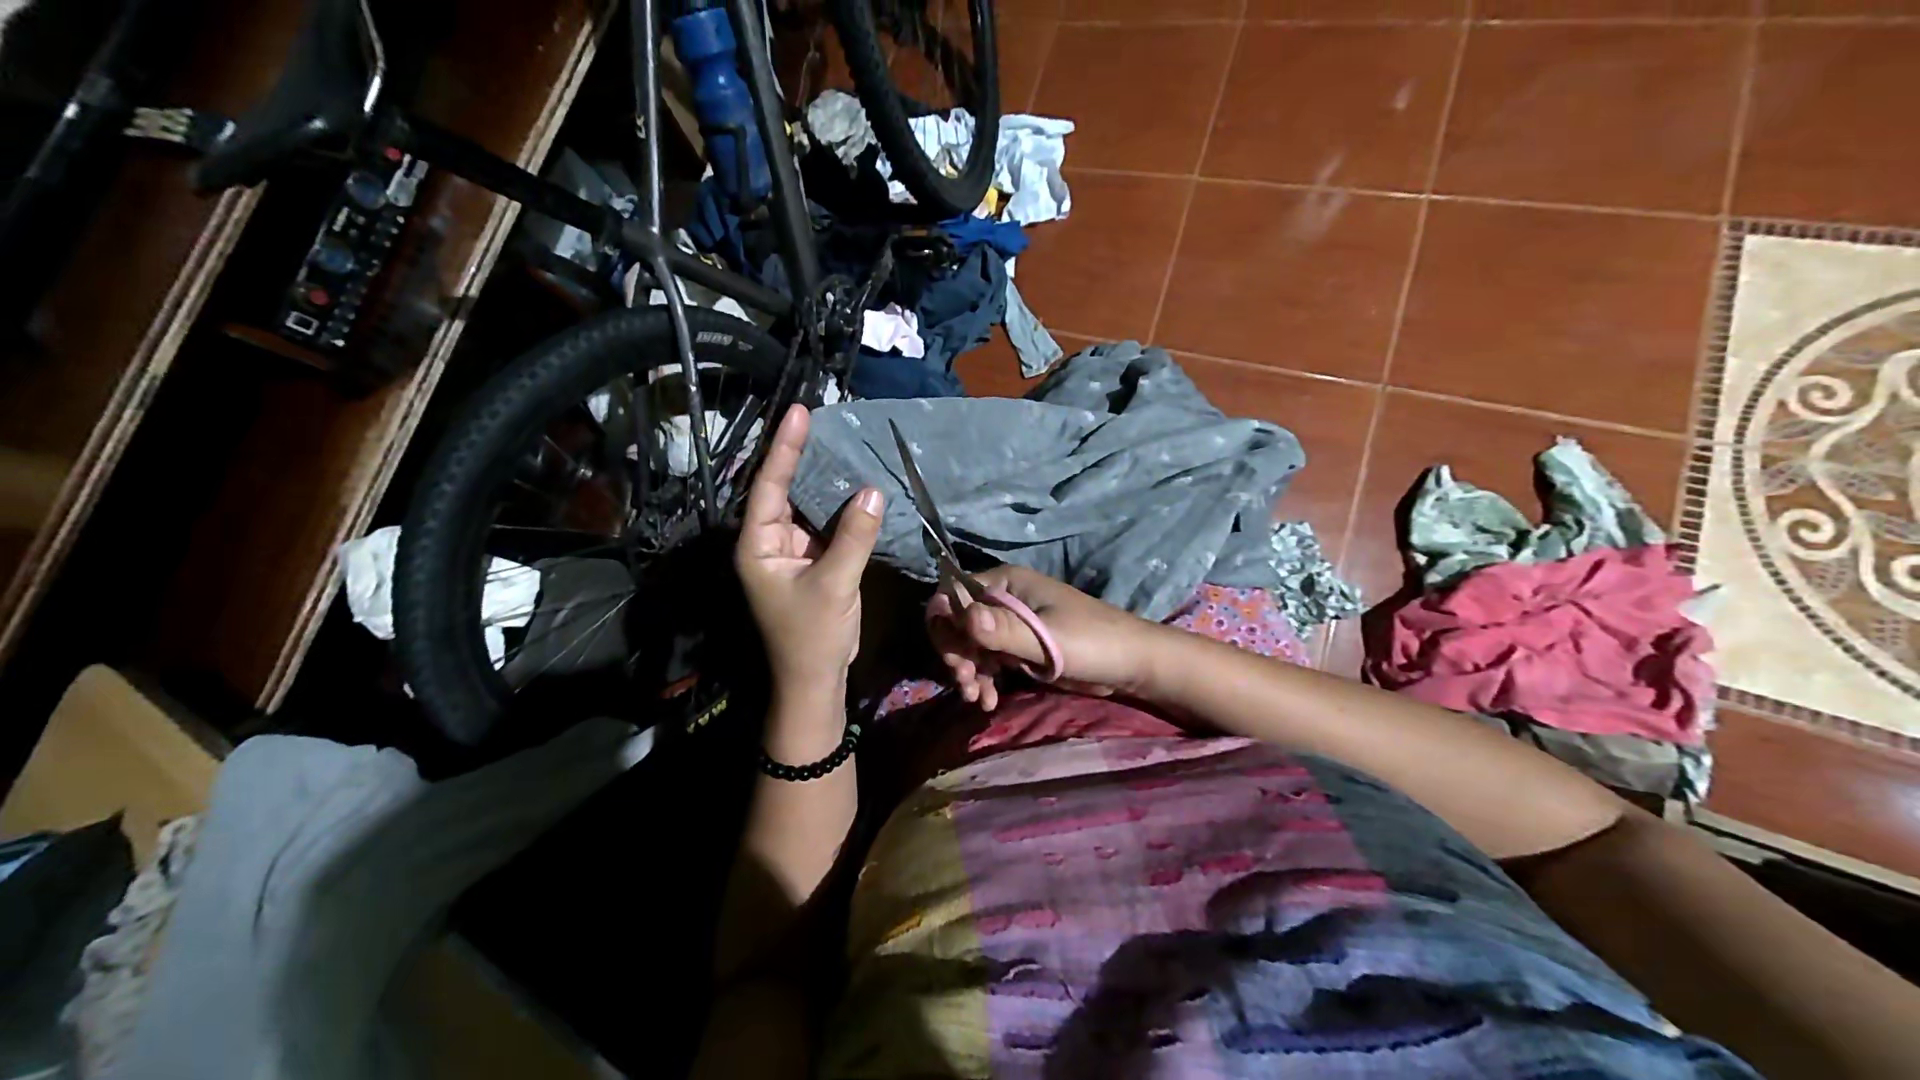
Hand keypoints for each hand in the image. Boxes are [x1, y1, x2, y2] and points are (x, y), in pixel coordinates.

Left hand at [735, 404, 883, 695]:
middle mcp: (771, 541)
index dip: (783, 448)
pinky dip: (843, 507)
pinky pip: (828, 525)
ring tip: (845, 442)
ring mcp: (794, 551)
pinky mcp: (815, 562)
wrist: (816, 680)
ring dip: (827, 480)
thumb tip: (874, 491)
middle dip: (804, 456)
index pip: (768, 486)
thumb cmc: (811, 637)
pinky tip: (860, 485)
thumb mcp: (833, 585)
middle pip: (786, 489)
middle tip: (826, 417)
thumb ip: (853, 538)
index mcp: (758, 544)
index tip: (799, 412)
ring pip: (810, 506)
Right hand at [928, 564, 1164, 710]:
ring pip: (970, 645)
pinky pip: (987, 661)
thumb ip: (1004, 629)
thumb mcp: (1048, 638)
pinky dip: (983, 680)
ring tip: (978, 698)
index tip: (957, 658)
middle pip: (957, 622)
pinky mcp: (1018, 648)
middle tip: (966, 681)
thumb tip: (964, 617)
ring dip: (968, 671)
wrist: (1130, 665)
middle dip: (956, 653)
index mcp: (1008, 582)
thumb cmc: (1093, 642)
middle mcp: (1003, 598)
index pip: (955, 594)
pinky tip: (988, 701)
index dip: (947, 624)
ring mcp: (1010, 624)